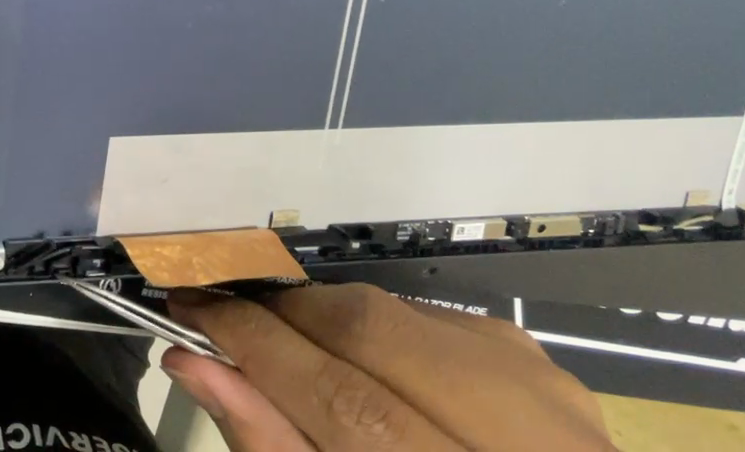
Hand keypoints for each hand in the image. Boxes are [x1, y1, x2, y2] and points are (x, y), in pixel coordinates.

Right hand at [159, 284, 614, 450]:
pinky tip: (356, 358)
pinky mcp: (551, 371)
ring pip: (399, 314)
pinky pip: (432, 317)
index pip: (345, 401)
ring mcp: (555, 402)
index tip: (189, 307)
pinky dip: (374, 327)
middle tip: (223, 316)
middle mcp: (530, 443)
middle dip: (281, 315)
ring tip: (281, 340)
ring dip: (321, 317)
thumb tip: (190, 359)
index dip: (256, 345)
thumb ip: (268, 443)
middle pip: (374, 336)